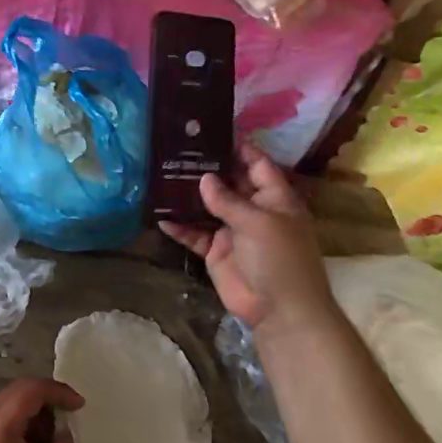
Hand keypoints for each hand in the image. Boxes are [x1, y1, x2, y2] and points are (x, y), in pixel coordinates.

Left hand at [0, 378, 82, 442]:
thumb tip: (65, 437)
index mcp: (0, 424)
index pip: (33, 387)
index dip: (60, 391)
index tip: (81, 406)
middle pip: (19, 391)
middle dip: (48, 398)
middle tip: (70, 415)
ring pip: (10, 408)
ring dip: (35, 414)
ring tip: (55, 437)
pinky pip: (2, 425)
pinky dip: (23, 428)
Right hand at [159, 141, 335, 335]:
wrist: (280, 310)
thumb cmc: (280, 257)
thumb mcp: (258, 222)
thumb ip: (229, 200)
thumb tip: (204, 178)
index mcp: (274, 196)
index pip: (257, 163)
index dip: (239, 147)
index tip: (213, 131)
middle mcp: (253, 209)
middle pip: (229, 182)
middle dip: (207, 169)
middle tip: (178, 149)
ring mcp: (233, 230)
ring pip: (208, 206)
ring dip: (189, 195)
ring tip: (163, 176)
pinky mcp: (217, 251)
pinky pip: (196, 233)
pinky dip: (181, 226)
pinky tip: (161, 217)